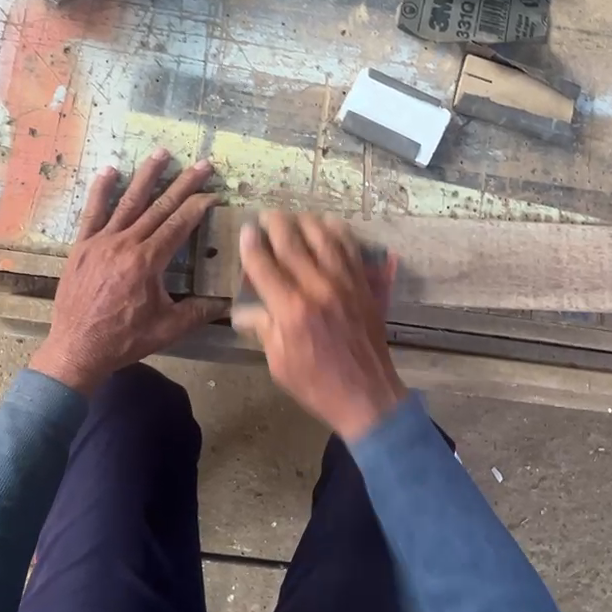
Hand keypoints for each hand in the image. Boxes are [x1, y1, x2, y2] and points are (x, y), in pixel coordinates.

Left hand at [29, 149, 226, 394]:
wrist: (76, 350)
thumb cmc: (125, 339)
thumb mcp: (169, 328)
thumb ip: (200, 310)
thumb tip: (230, 301)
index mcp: (148, 261)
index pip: (180, 223)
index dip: (199, 206)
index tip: (214, 193)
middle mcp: (125, 244)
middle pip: (160, 206)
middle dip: (184, 183)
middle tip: (203, 164)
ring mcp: (101, 242)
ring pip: (128, 201)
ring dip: (147, 175)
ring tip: (162, 152)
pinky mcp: (82, 246)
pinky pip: (93, 213)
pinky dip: (101, 190)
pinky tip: (109, 170)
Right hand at [234, 211, 406, 441]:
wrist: (367, 395)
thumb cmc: (317, 384)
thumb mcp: (279, 363)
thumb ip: (263, 328)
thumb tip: (243, 310)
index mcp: (291, 310)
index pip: (264, 265)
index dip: (252, 244)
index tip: (246, 230)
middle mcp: (318, 288)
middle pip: (293, 242)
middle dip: (275, 224)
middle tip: (266, 215)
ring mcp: (344, 283)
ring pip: (323, 237)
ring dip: (306, 221)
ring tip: (293, 216)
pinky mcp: (363, 284)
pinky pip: (350, 248)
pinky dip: (337, 231)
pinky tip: (328, 223)